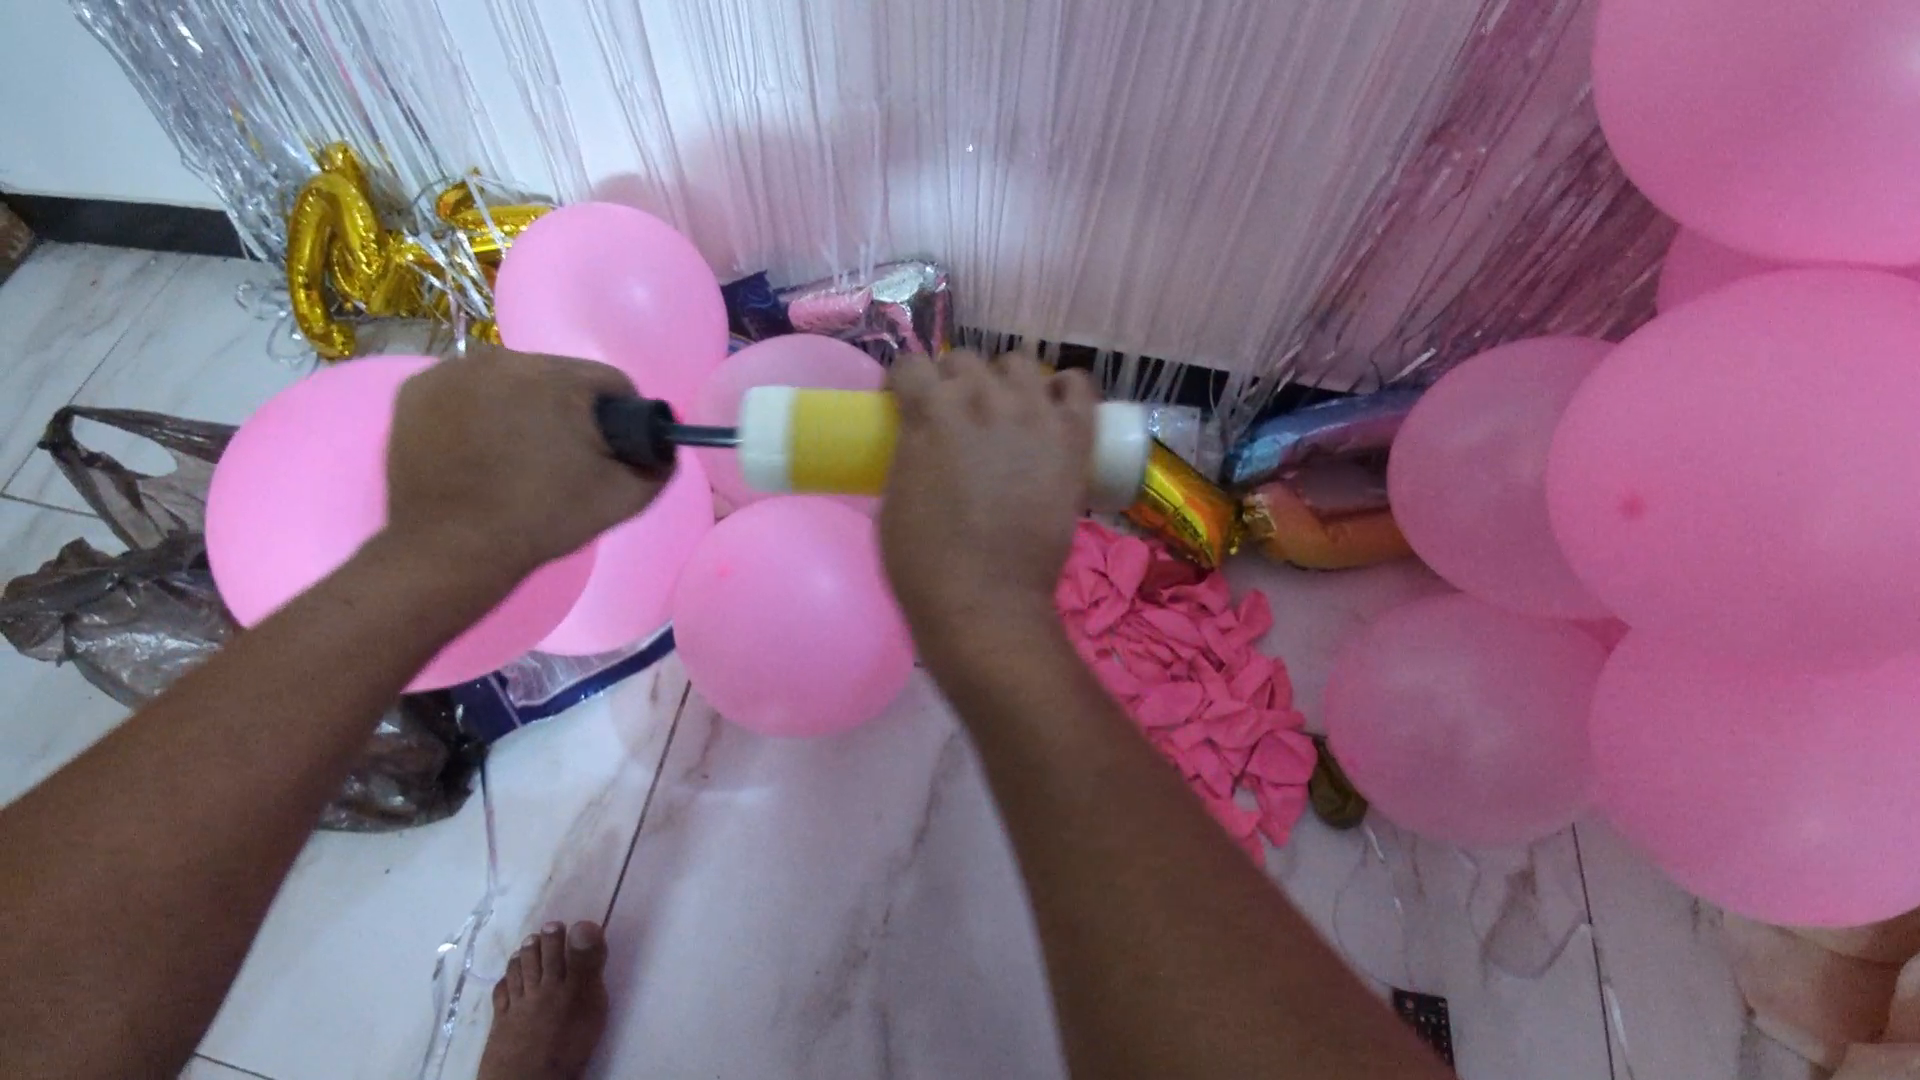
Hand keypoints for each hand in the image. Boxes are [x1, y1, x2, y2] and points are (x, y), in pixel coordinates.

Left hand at [384, 343, 665, 578]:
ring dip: (525, 407)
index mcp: (558, 378)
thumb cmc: (544, 519)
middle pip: (560, 376)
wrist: (451, 550)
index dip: (621, 416)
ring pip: (513, 381)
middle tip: (565, 458)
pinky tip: (481, 449)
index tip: (611, 449)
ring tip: (519, 455)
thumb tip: (664, 447)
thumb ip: (659, 464)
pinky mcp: (415, 390)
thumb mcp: (625, 498)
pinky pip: (469, 390)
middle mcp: (503, 359)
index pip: (612, 382)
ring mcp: (452, 371)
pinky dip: (480, 411)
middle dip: (570, 410)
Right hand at [879, 349, 1095, 661]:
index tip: (906, 402)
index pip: (910, 364)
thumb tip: (921, 438)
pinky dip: (1062, 392)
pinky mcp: (1073, 437)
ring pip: (1019, 363)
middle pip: (963, 359)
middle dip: (952, 381)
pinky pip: (1077, 385)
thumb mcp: (894, 495)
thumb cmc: (924, 563)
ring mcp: (1033, 414)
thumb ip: (909, 450)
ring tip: (1004, 412)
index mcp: (930, 411)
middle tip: (956, 417)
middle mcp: (983, 398)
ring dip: (1004, 381)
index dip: (904, 383)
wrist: (985, 601)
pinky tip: (1050, 413)